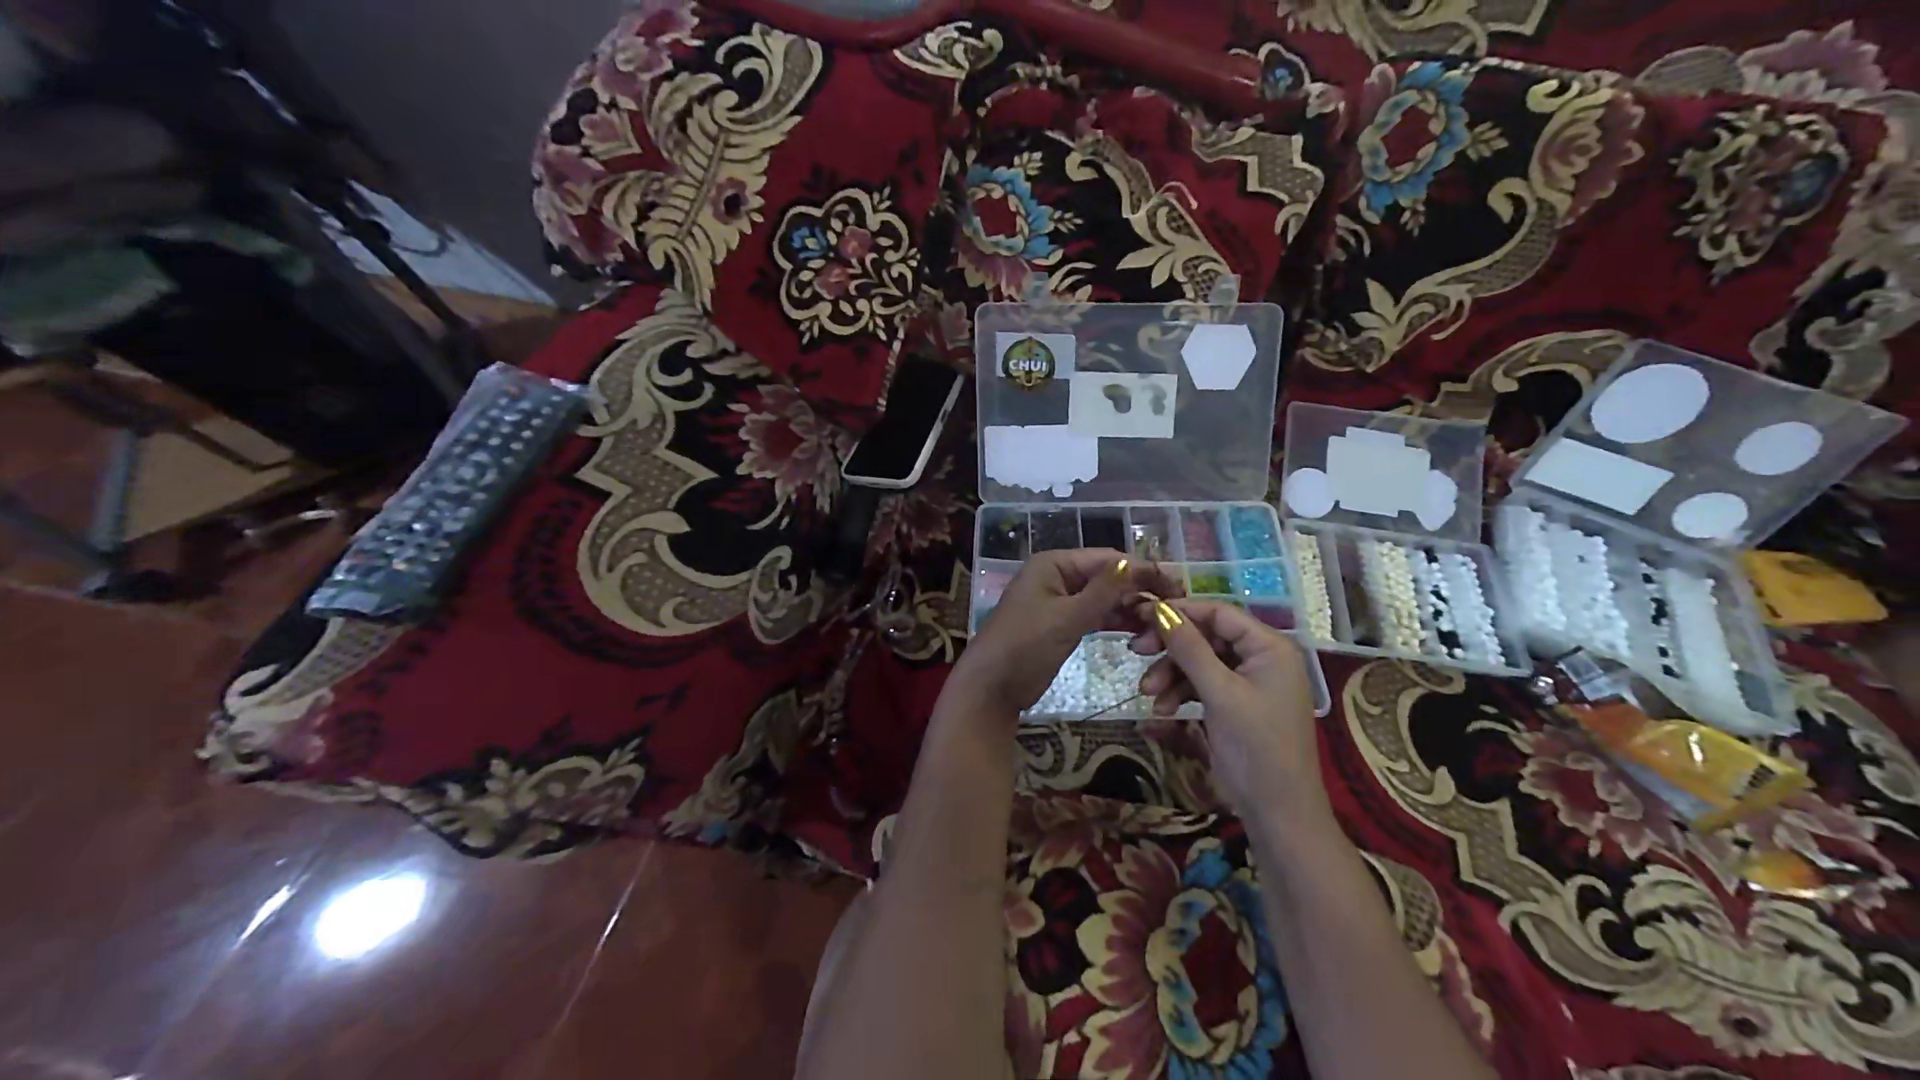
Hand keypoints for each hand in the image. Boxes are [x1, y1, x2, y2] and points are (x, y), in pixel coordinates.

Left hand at [950, 548, 1180, 717]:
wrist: (992, 687)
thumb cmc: (1025, 646)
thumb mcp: (1066, 618)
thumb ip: (1102, 592)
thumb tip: (1135, 563)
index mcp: (1054, 564)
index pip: (1107, 559)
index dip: (1143, 569)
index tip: (1178, 585)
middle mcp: (1058, 576)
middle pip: (1107, 576)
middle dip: (1139, 589)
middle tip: (1176, 606)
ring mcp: (1060, 601)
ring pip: (1103, 597)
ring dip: (1130, 606)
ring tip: (1162, 621)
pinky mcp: (1062, 624)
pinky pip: (1095, 615)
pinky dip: (1116, 620)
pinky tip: (1141, 630)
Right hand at [1131, 598, 1326, 821]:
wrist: (1277, 811)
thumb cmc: (1256, 745)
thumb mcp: (1219, 693)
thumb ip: (1190, 648)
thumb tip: (1160, 610)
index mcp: (1270, 647)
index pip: (1220, 612)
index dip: (1180, 611)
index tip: (1141, 616)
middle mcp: (1261, 657)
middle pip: (1207, 636)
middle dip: (1171, 648)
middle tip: (1136, 651)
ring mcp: (1248, 682)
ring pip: (1199, 662)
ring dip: (1171, 674)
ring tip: (1147, 694)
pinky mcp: (1235, 704)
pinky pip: (1202, 685)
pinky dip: (1180, 694)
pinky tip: (1163, 711)